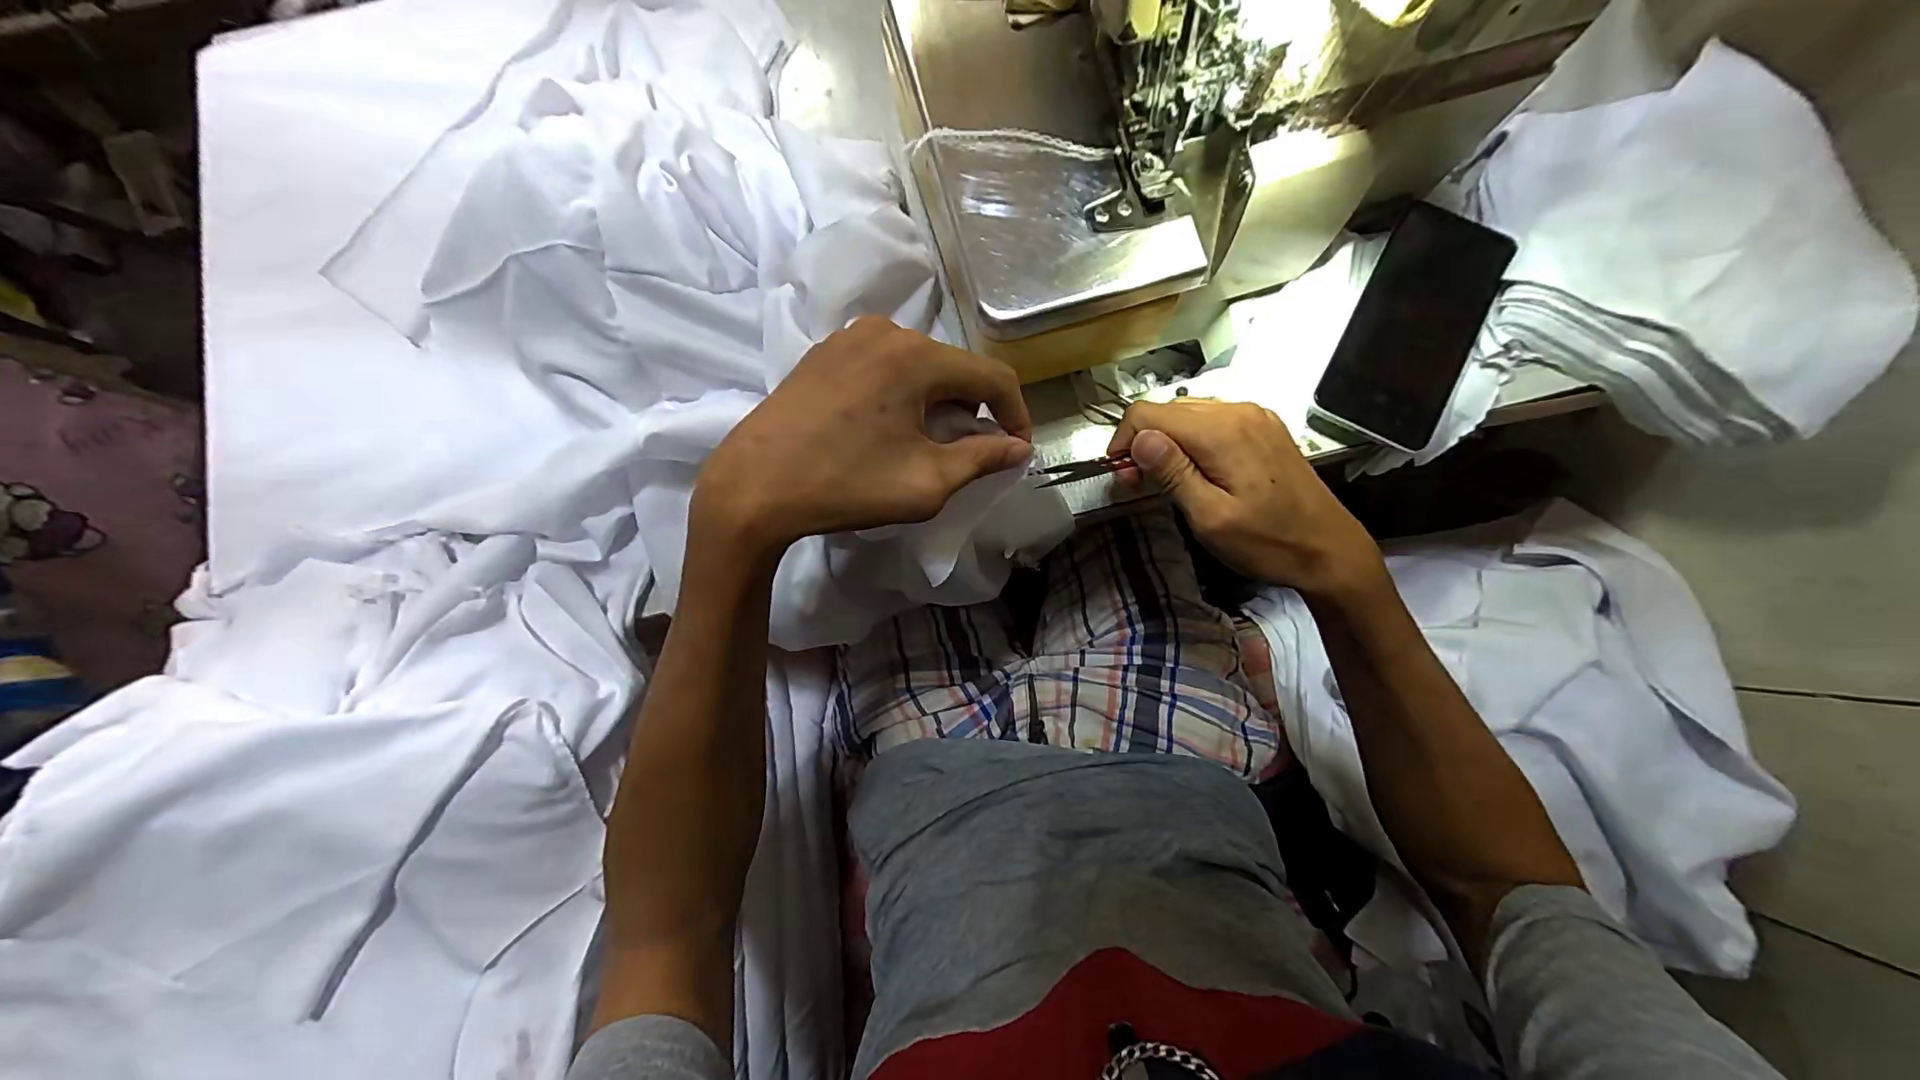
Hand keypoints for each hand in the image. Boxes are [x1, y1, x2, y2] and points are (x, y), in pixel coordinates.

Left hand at [692, 318, 1032, 557]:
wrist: (752, 487)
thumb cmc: (845, 486)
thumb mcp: (926, 482)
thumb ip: (982, 459)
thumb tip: (1017, 447)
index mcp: (916, 356)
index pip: (992, 377)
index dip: (1015, 414)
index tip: (1016, 450)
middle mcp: (885, 331)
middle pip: (953, 368)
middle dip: (969, 412)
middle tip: (963, 456)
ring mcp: (848, 337)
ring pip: (918, 366)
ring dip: (933, 402)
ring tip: (920, 445)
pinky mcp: (822, 353)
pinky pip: (883, 366)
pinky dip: (899, 394)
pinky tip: (882, 430)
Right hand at [1108, 399, 1383, 599]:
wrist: (1330, 550)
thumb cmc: (1267, 542)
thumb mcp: (1210, 517)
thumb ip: (1173, 473)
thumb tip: (1139, 438)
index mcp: (1221, 431)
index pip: (1147, 414)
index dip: (1124, 442)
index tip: (1125, 478)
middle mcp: (1237, 411)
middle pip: (1167, 409)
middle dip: (1144, 442)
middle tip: (1142, 485)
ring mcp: (1254, 416)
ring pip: (1188, 413)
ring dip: (1167, 441)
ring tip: (1167, 480)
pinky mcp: (1264, 428)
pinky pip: (1213, 420)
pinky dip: (1193, 440)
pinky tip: (1196, 470)